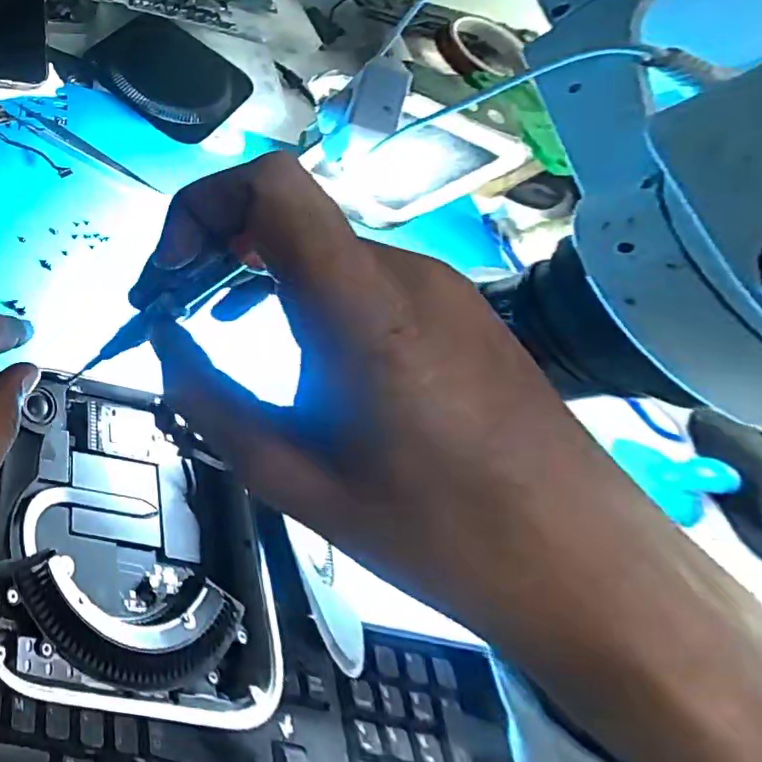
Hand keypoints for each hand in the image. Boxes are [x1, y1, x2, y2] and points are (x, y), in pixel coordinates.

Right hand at [149, 154, 761, 761]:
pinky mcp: (451, 306)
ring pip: (308, 240)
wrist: (599, 577)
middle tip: (167, 304)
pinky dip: (288, 283)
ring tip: (208, 321)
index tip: (169, 270)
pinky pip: (346, 268)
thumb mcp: (286, 475)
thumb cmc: (436, 532)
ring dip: (242, 267)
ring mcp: (433, 285)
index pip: (270, 184)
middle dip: (204, 246)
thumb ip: (204, 396)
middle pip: (277, 209)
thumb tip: (162, 338)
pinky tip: (274, 332)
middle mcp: (398, 272)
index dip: (200, 204)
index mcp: (358, 304)